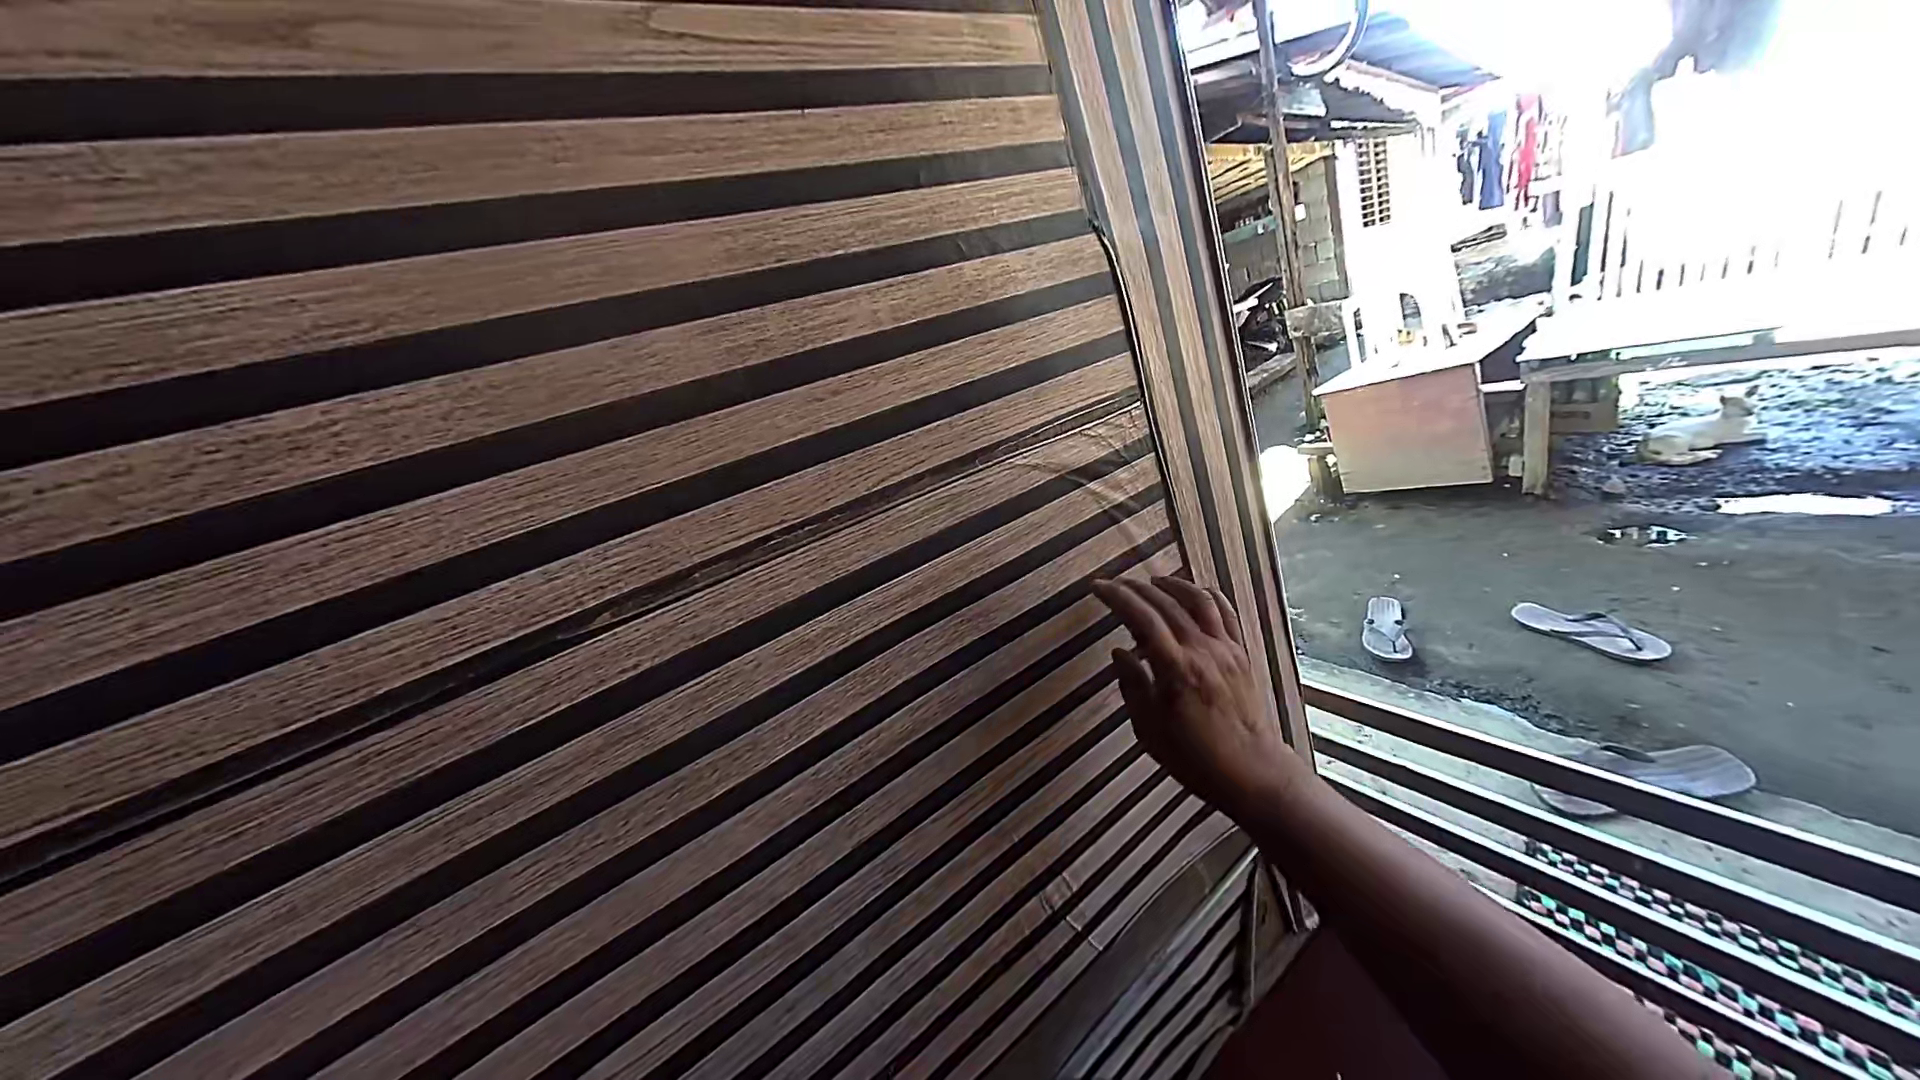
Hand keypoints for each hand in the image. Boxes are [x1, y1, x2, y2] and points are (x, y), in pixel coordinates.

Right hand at [1090, 576, 1300, 821]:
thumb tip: (1119, 652)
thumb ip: (1132, 685)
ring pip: (1199, 600)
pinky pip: (1225, 613)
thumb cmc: (1193, 757)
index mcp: (1175, 669)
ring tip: (1152, 582)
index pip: (1141, 618)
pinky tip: (1193, 593)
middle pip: (1166, 603)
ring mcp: (1226, 649)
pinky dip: (1206, 596)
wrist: (1251, 772)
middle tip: (1115, 584)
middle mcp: (1202, 651)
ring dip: (1172, 585)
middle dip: (1136, 588)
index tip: (1098, 587)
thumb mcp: (1148, 728)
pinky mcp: (1241, 654)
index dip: (1117, 597)